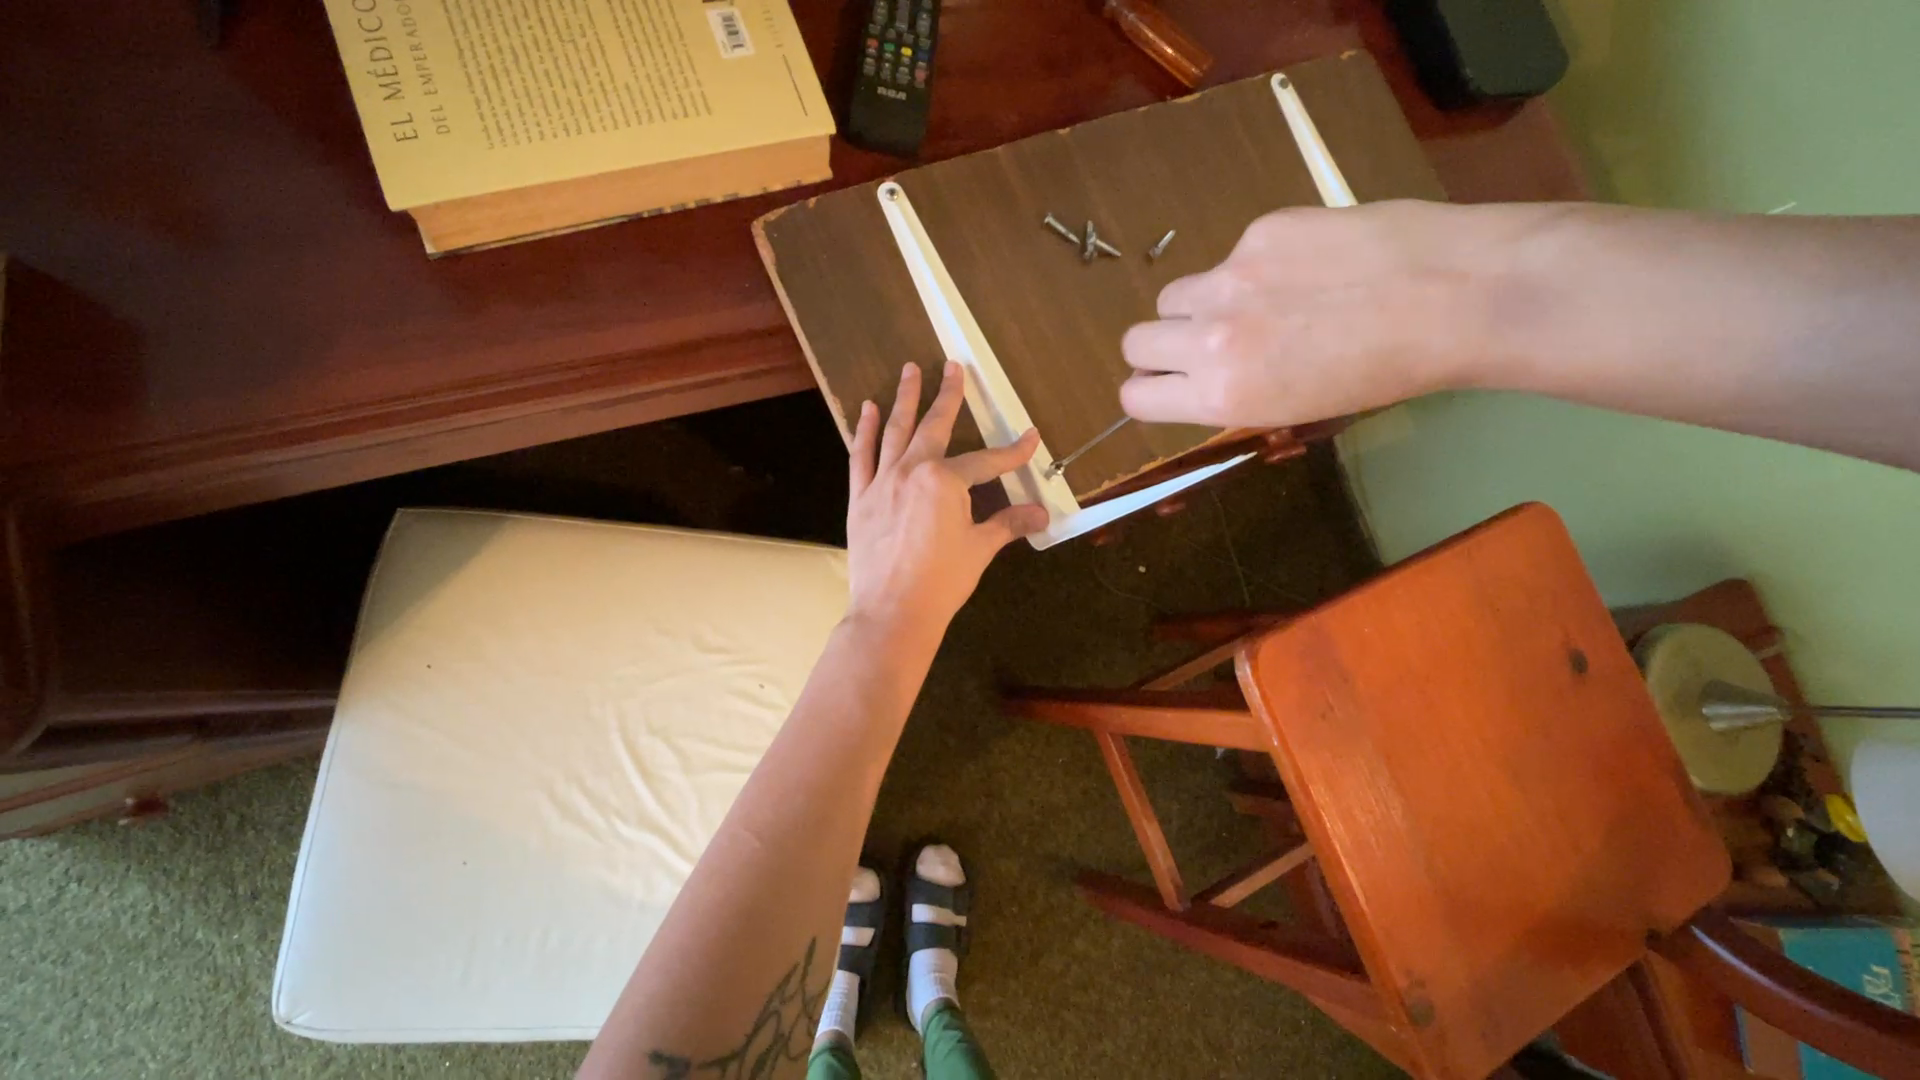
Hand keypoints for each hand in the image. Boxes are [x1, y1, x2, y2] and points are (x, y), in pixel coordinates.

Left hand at [845, 362, 1047, 640]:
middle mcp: (912, 470)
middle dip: (948, 395)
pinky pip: (860, 456)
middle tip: (952, 366)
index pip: (986, 461)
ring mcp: (881, 482)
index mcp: (945, 481)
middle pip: (934, 426)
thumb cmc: (941, 581)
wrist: (891, 612)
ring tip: (910, 370)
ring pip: (895, 431)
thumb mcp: (980, 549)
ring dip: (904, 399)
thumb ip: (1008, 524)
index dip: (1012, 452)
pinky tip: (867, 409)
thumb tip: (1041, 514)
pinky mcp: (859, 498)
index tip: (1030, 439)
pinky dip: (863, 431)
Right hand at [1119, 200, 1545, 427]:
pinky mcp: (1261, 230)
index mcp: (1221, 394)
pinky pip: (1230, 254)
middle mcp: (1211, 337)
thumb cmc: (1385, 375)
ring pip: (1175, 293)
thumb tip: (1202, 374)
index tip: (1171, 384)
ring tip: (1259, 302)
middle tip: (1207, 344)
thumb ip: (1231, 392)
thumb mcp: (1296, 408)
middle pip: (1135, 340)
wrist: (1457, 297)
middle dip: (1162, 346)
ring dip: (1199, 304)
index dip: (1149, 389)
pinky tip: (1309, 266)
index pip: (1134, 395)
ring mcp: (1231, 277)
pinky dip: (1254, 266)